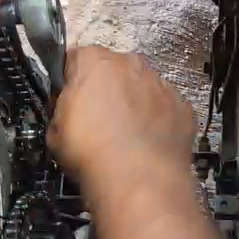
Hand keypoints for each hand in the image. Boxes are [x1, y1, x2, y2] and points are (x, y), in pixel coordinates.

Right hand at [49, 46, 194, 188]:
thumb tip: (70, 110)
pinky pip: (166, 109)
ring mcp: (162, 84)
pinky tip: (150, 145)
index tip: (72, 102)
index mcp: (94, 61)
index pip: (77, 59)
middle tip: (99, 122)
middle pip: (114, 70)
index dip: (72, 81)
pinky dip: (159, 122)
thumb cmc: (90, 152)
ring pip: (144, 88)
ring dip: (136, 104)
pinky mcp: (184, 108)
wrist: (138, 180)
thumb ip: (64, 108)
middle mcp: (131, 63)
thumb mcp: (55, 130)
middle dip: (108, 90)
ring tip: (127, 137)